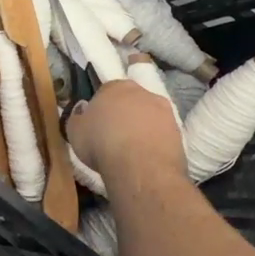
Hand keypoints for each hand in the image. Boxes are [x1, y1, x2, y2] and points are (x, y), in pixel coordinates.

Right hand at [66, 79, 184, 182]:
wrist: (141, 169)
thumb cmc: (101, 143)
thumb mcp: (74, 130)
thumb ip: (78, 117)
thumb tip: (83, 112)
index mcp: (115, 86)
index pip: (107, 89)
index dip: (102, 105)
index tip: (98, 120)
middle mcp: (142, 92)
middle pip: (132, 100)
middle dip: (125, 112)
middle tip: (116, 132)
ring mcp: (165, 112)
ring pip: (149, 116)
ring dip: (142, 127)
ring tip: (133, 148)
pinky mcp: (179, 132)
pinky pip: (162, 133)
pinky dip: (155, 141)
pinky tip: (147, 156)